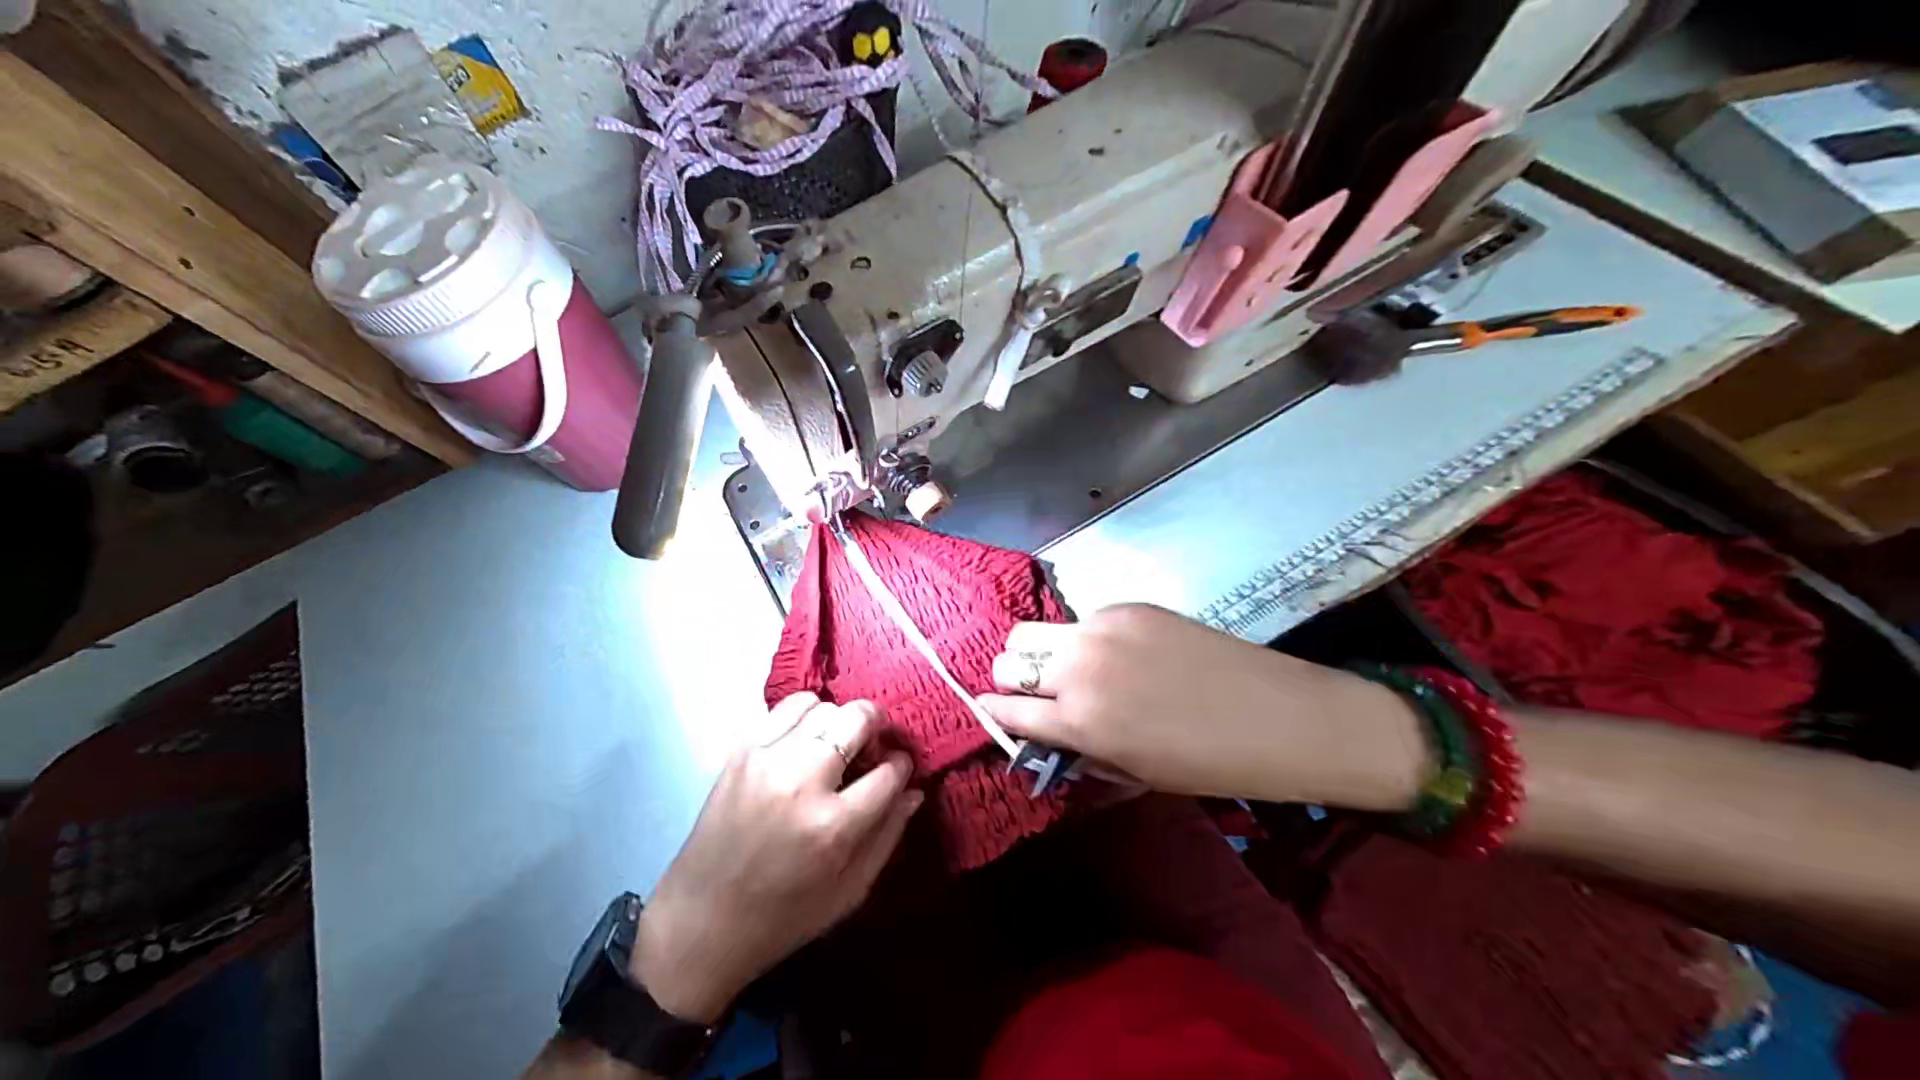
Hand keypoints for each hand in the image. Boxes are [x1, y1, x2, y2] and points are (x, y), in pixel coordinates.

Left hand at [632, 693, 921, 1024]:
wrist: (701, 922)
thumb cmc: (784, 918)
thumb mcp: (850, 892)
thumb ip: (888, 835)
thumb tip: (913, 789)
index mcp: (833, 826)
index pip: (890, 770)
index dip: (902, 766)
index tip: (899, 770)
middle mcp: (801, 782)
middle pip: (857, 719)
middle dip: (877, 728)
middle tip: (872, 749)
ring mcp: (766, 760)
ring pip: (823, 707)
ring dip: (839, 723)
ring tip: (835, 748)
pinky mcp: (741, 752)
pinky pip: (785, 708)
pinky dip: (805, 716)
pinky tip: (805, 743)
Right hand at [977, 604, 1432, 810]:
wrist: (1284, 718)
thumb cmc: (1210, 765)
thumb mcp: (1136, 775)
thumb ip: (1081, 753)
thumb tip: (1049, 738)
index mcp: (1079, 721)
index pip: (1006, 709)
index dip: (996, 713)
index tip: (997, 713)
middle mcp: (1078, 667)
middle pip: (1008, 657)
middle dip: (1013, 678)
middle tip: (1038, 694)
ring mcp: (1103, 629)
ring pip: (1038, 630)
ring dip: (1042, 653)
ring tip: (1072, 670)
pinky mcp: (1130, 607)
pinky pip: (1085, 621)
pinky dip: (1086, 640)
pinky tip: (1121, 656)